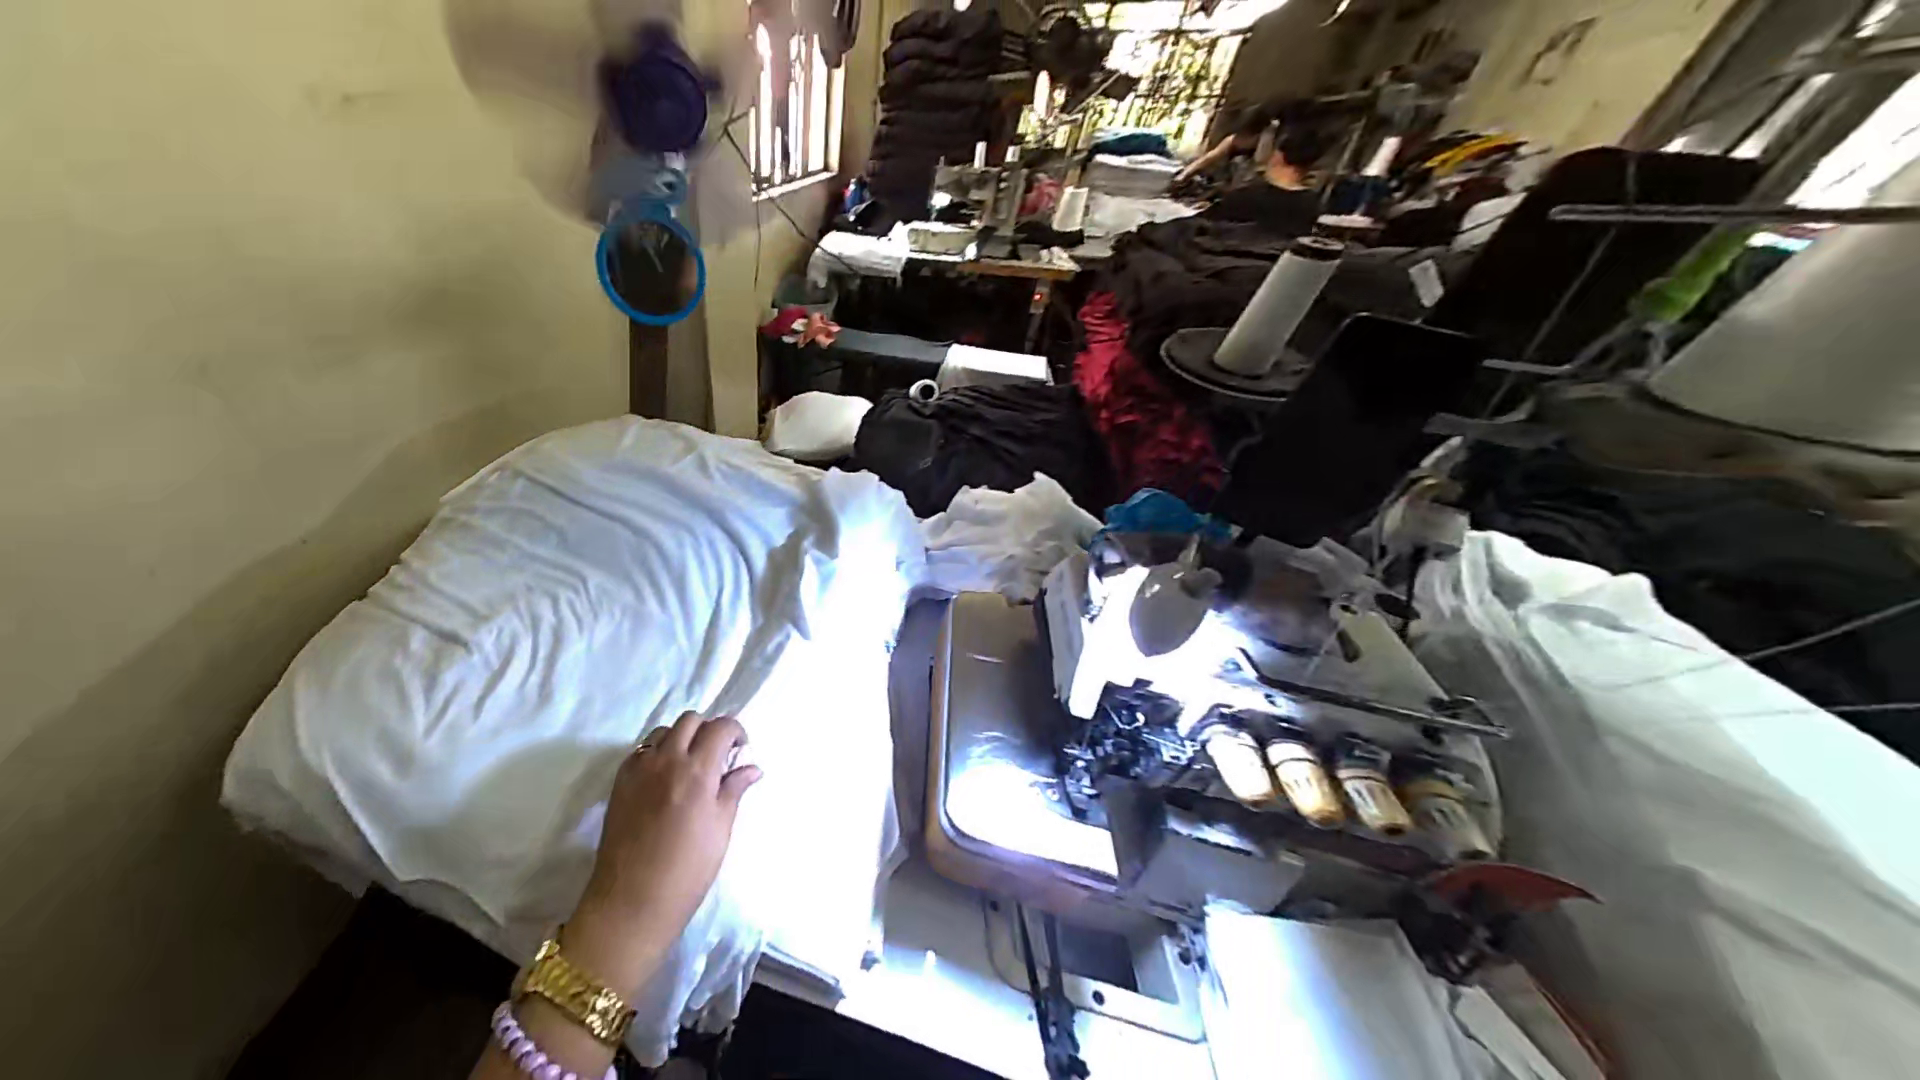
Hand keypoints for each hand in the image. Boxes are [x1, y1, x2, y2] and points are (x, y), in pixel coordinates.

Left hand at [564, 712, 761, 993]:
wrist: (631, 903)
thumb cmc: (687, 870)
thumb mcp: (721, 829)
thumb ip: (734, 790)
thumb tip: (751, 767)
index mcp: (698, 771)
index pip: (721, 727)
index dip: (736, 732)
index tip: (740, 750)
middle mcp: (667, 761)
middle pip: (691, 720)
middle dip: (709, 730)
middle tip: (717, 755)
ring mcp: (639, 769)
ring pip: (664, 731)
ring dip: (682, 738)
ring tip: (689, 764)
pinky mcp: (620, 782)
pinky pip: (641, 750)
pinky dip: (657, 752)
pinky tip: (664, 778)